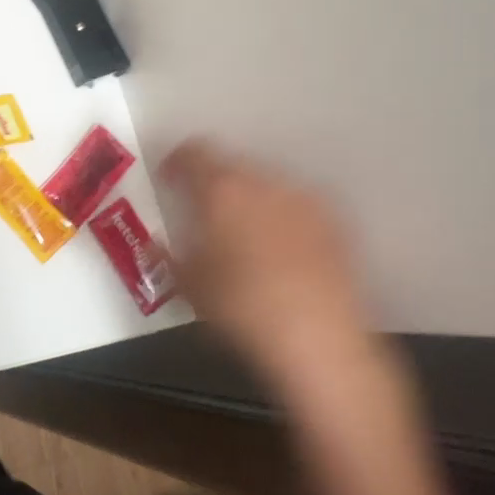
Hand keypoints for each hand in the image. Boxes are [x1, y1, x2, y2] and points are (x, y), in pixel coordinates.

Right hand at [161, 140, 373, 378]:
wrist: (319, 342)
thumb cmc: (240, 308)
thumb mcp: (187, 284)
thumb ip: (167, 253)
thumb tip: (157, 243)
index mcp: (221, 188)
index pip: (192, 152)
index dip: (176, 163)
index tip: (168, 180)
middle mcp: (264, 182)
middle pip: (232, 165)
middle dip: (215, 183)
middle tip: (203, 210)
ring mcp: (305, 201)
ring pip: (268, 184)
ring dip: (251, 199)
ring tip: (243, 231)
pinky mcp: (337, 225)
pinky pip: (299, 208)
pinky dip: (284, 218)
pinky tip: (280, 248)